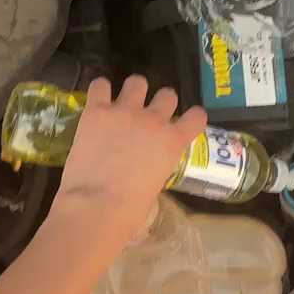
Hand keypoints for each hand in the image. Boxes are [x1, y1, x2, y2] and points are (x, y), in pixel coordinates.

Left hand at [45, 76, 206, 251]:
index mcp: (173, 142)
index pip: (197, 117)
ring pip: (137, 83)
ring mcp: (125, 112)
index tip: (189, 119)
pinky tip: (98, 98)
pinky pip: (100, 86)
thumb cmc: (130, 210)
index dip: (194, 116)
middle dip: (162, 102)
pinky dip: (100, 89)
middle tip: (150, 113)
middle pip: (167, 95)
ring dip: (133, 90)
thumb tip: (143, 171)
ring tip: (124, 100)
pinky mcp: (96, 111)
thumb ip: (155, 168)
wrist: (96, 206)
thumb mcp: (155, 187)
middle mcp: (154, 120)